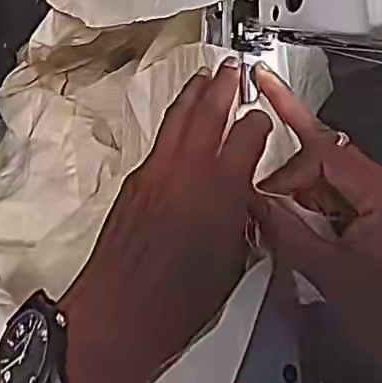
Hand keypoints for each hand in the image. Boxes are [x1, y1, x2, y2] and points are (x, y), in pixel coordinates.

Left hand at [58, 60, 269, 382]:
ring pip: (180, 117)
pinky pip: (161, 137)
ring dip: (195, 92)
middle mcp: (190, 173)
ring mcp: (159, 171)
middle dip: (225, 85)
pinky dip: (174, 118)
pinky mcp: (137, 180)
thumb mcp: (231, 265)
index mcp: (222, 192)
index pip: (248, 137)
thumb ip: (241, 222)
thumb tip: (245, 202)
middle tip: (232, 68)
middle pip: (210, 111)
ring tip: (205, 76)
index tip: (263, 118)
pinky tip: (180, 117)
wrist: (117, 315)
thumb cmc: (175, 305)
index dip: (260, 123)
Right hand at [250, 66, 381, 379]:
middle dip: (288, 172)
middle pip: (324, 158)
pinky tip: (287, 219)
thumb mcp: (329, 272)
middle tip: (257, 176)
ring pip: (325, 178)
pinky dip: (306, 206)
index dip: (287, 171)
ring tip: (268, 205)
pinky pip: (331, 199)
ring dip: (296, 190)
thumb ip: (287, 231)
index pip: (324, 154)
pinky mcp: (370, 220)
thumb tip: (255, 202)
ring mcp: (378, 204)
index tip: (259, 190)